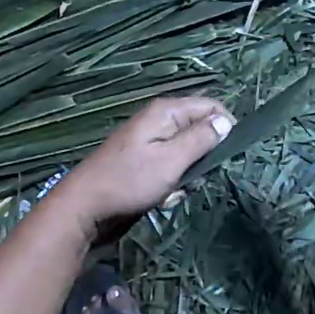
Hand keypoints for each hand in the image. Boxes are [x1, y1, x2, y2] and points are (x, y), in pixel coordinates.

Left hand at [50, 97, 233, 238]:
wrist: (84, 208)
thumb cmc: (129, 181)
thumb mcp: (171, 160)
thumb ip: (202, 139)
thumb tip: (227, 121)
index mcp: (166, 111)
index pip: (211, 106)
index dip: (225, 127)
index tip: (229, 155)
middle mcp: (159, 121)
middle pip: (201, 131)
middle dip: (205, 157)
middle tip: (196, 177)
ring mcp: (151, 143)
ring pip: (189, 154)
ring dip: (188, 175)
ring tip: (174, 190)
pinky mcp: (146, 164)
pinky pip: (173, 169)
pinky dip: (172, 184)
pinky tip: (162, 197)